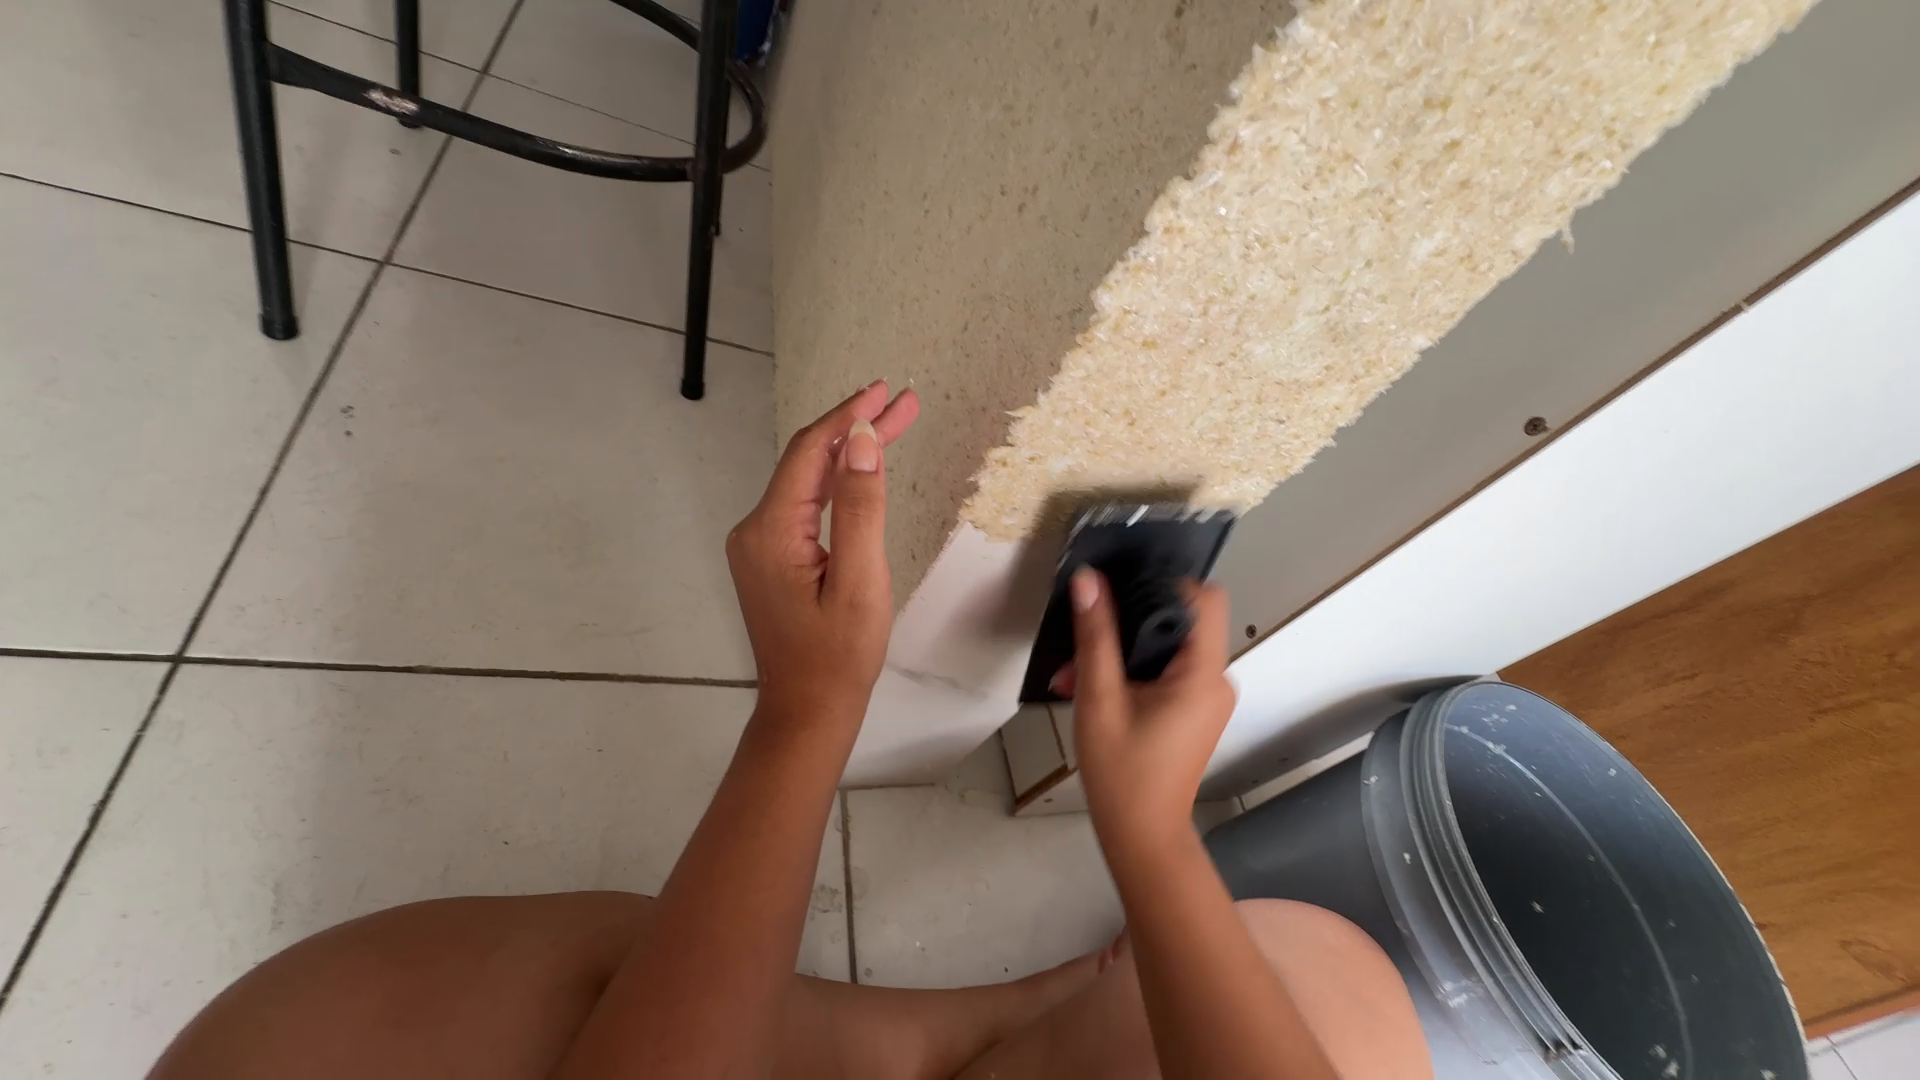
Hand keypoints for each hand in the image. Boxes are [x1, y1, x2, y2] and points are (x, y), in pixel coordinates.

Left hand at [727, 381, 919, 720]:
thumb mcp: (860, 580)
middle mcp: (753, 530)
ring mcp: (757, 545)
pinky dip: (835, 483)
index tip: (886, 391)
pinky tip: (859, 472)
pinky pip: (803, 506)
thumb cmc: (840, 654)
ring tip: (891, 425)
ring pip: (806, 482)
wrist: (807, 710)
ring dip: (847, 453)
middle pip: (807, 462)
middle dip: (855, 429)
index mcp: (770, 531)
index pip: (810, 453)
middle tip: (902, 403)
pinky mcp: (768, 558)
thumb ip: (859, 506)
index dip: (849, 416)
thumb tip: (861, 438)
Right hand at [1067, 569, 1236, 851]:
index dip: (1167, 584)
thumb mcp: (1099, 698)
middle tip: (1086, 639)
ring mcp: (1208, 698)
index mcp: (1203, 674)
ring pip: (1168, 648)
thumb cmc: (1122, 771)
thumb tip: (1088, 580)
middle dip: (1130, 623)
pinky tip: (1094, 691)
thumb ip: (1096, 635)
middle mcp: (1216, 680)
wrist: (1141, 835)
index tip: (1123, 591)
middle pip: (1182, 621)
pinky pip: (1167, 672)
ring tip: (1076, 674)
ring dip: (1122, 653)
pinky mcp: (1195, 711)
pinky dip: (1132, 673)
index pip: (1205, 598)